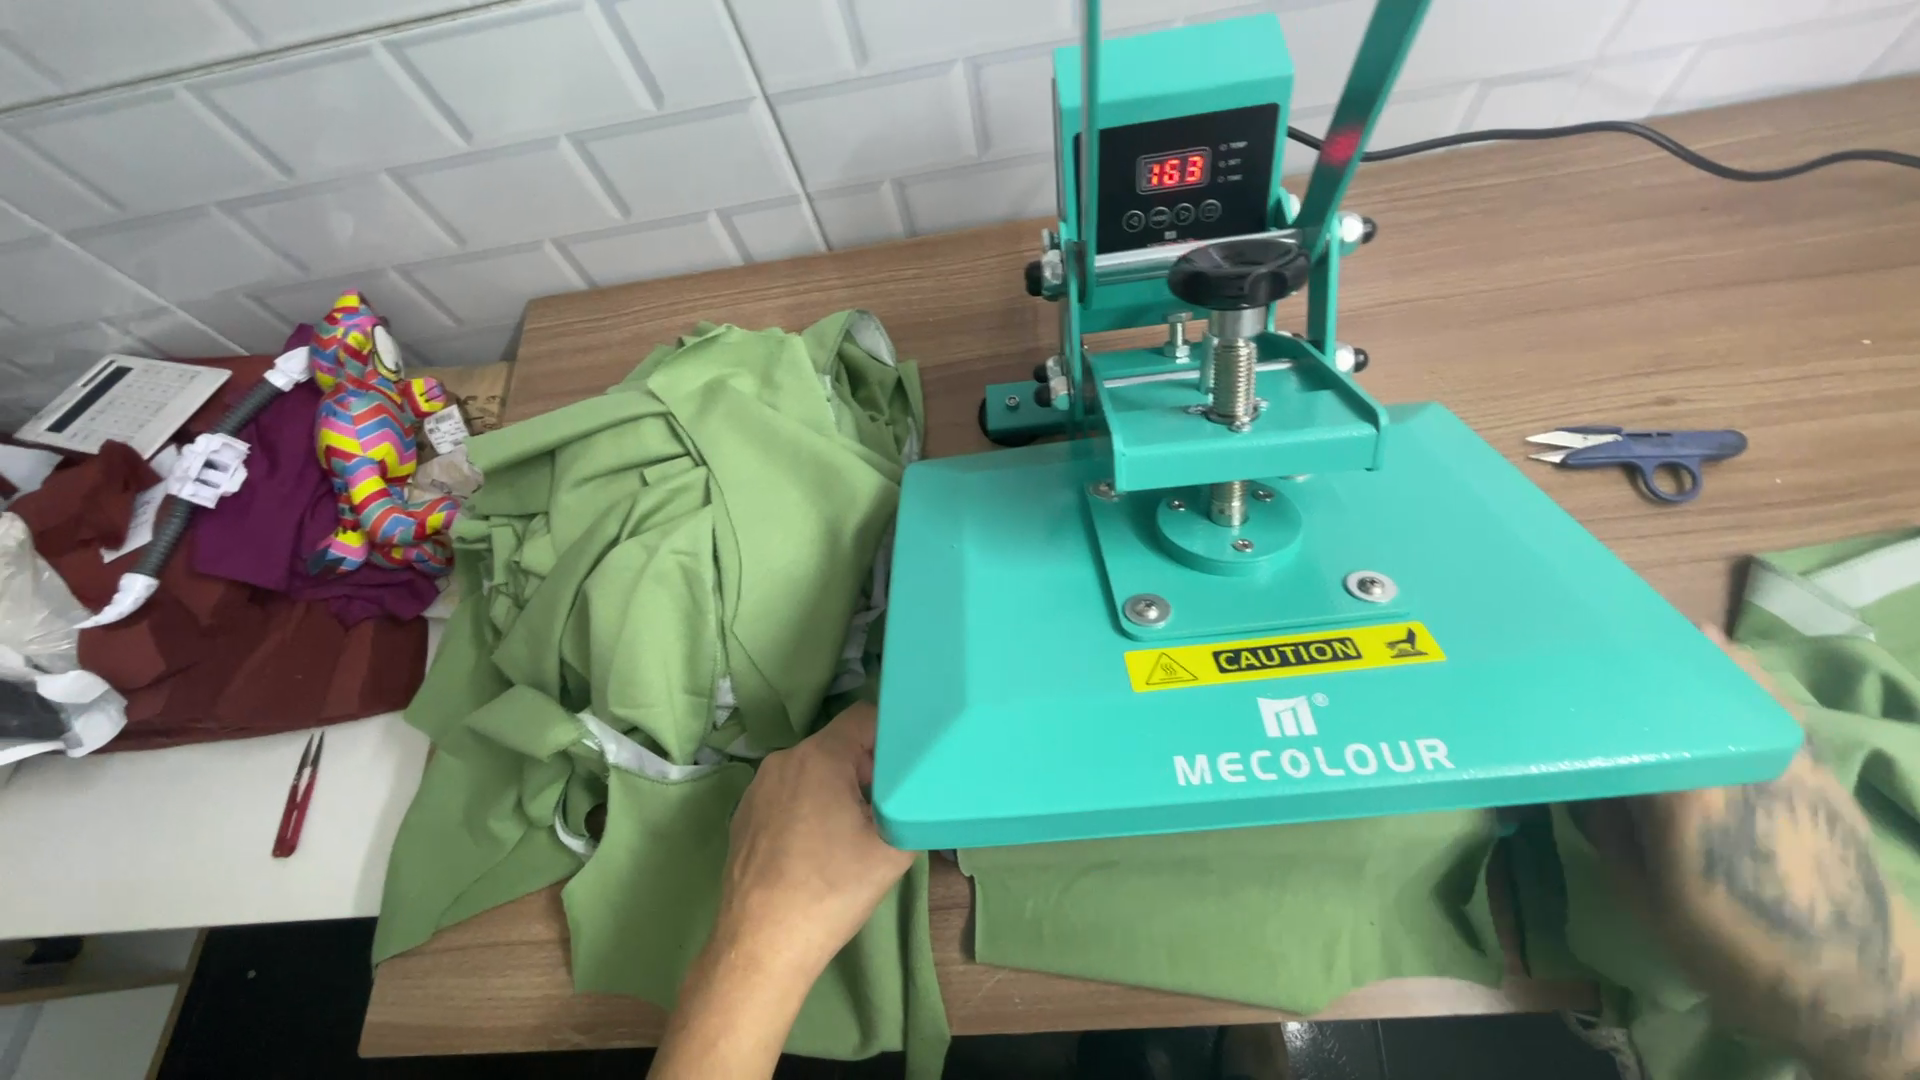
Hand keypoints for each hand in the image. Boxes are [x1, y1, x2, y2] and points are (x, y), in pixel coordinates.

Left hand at [714, 701, 913, 978]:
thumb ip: (914, 808)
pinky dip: (809, 808)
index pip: (864, 716)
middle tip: (887, 808)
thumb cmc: (832, 890)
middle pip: (838, 745)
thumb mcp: (893, 848)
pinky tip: (817, 849)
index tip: (907, 764)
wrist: (762, 949)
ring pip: (813, 771)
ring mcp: (757, 789)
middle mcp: (784, 761)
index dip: (892, 733)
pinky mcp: (743, 817)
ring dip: (838, 789)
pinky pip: (788, 794)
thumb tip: (920, 796)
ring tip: (853, 833)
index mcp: (820, 757)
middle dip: (867, 769)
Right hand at [1575, 628, 1919, 1079]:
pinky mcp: (1822, 780)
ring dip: (1696, 660)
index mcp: (1690, 801)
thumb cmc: (1729, 949)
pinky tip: (1721, 656)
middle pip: (1683, 701)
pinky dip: (1746, 678)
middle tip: (1593, 643)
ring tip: (1655, 632)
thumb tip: (1581, 772)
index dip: (1591, 695)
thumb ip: (1608, 824)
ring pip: (1740, 695)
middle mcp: (1744, 771)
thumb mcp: (1643, 893)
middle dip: (1638, 667)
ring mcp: (1794, 771)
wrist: (1853, 991)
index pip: (1633, 729)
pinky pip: (1776, 713)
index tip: (1553, 673)